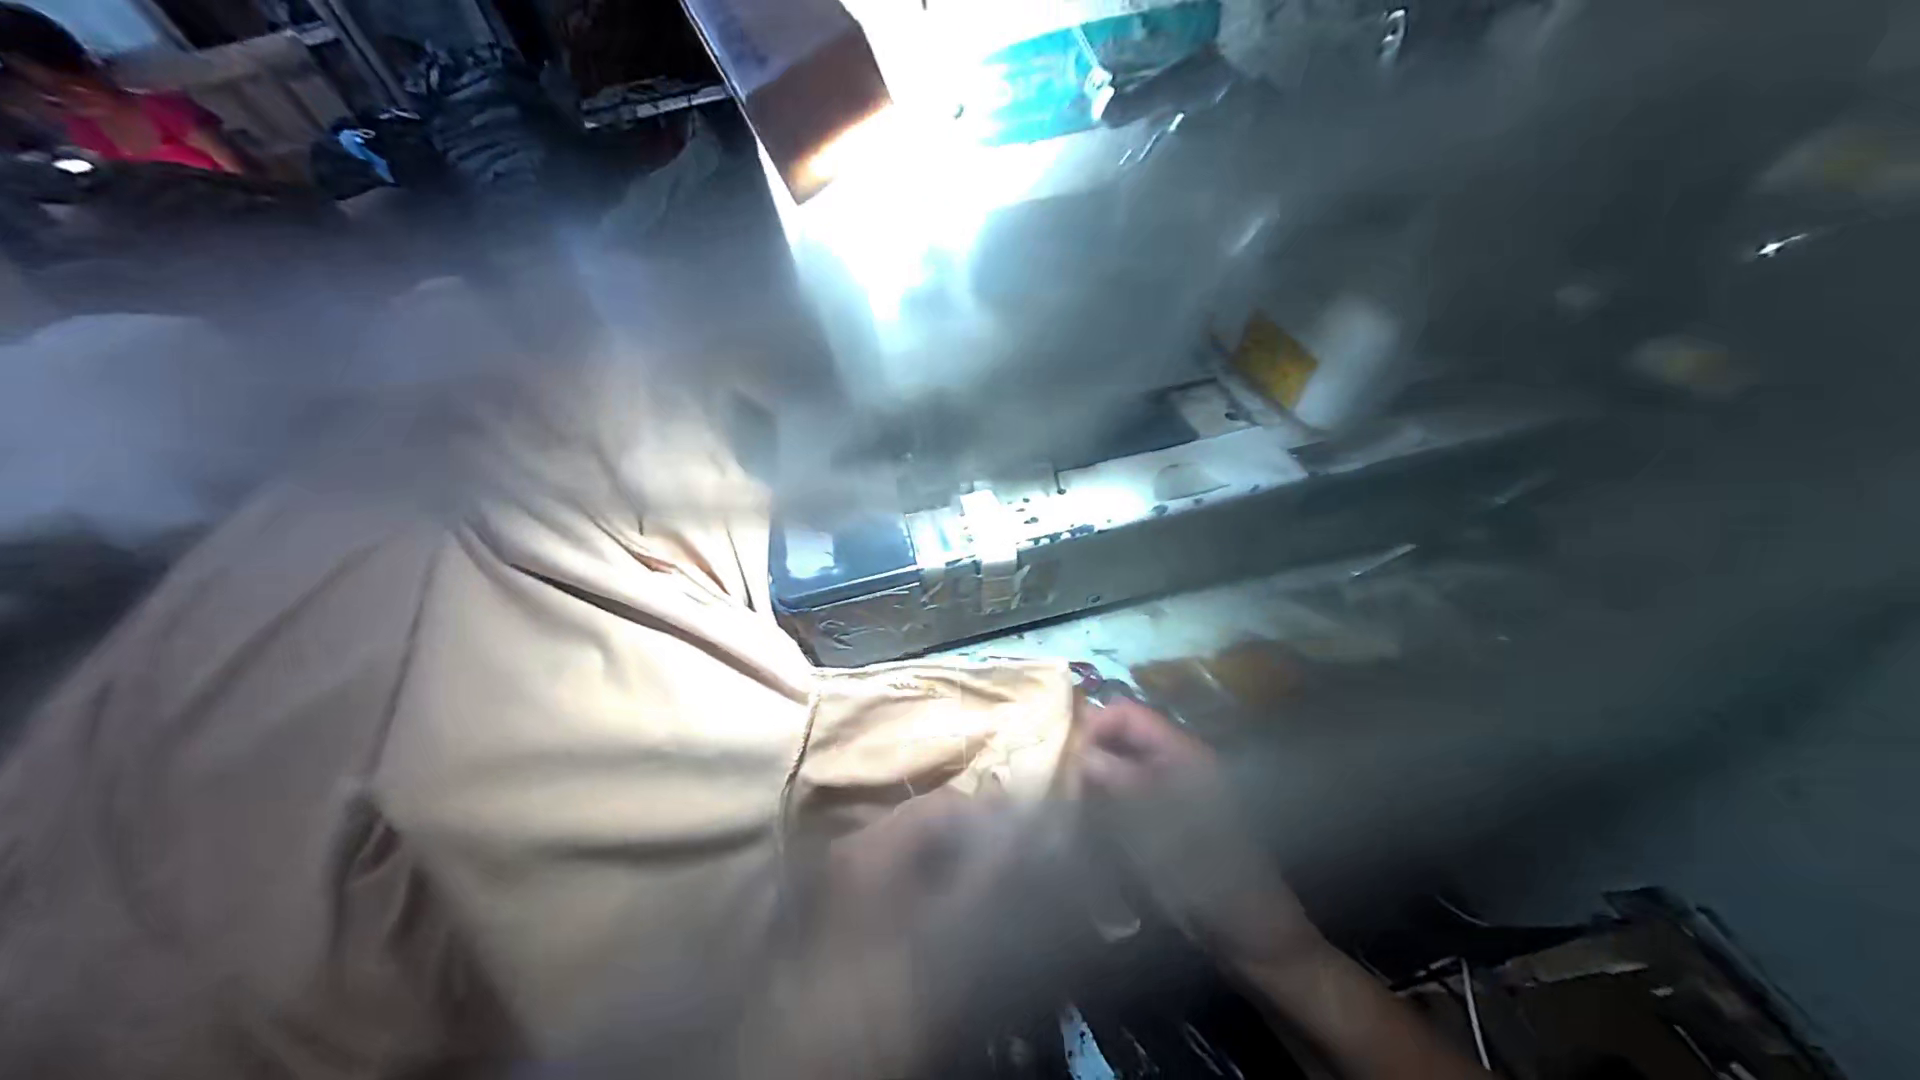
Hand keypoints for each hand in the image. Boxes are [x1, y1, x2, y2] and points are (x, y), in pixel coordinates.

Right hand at [1075, 695, 1327, 972]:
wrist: (1245, 930)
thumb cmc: (1206, 871)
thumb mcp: (1157, 821)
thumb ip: (1118, 779)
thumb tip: (1079, 751)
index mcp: (1181, 752)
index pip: (1127, 713)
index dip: (1095, 724)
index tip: (1064, 753)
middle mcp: (1173, 761)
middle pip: (1120, 736)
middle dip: (1088, 749)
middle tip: (1057, 775)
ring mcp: (1166, 789)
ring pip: (1117, 764)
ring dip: (1091, 776)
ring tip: (1064, 796)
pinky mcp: (1159, 817)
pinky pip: (1122, 793)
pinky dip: (1101, 799)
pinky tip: (1082, 818)